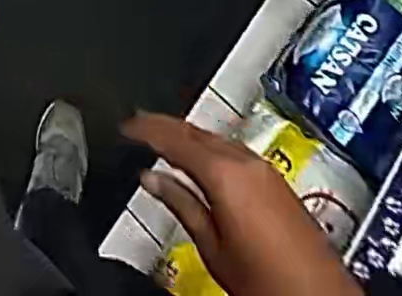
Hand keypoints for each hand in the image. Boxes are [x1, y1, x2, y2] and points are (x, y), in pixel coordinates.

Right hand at [124, 112, 359, 295]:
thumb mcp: (213, 247)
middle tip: (138, 123)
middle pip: (196, 130)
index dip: (147, 127)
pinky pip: (231, 149)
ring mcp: (263, 168)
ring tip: (161, 137)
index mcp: (225, 174)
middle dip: (165, 124)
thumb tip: (152, 178)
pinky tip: (197, 157)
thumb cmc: (269, 285)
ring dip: (186, 134)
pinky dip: (208, 147)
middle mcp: (245, 161)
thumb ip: (180, 204)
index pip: (176, 137)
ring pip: (214, 137)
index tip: (127, 124)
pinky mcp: (274, 179)